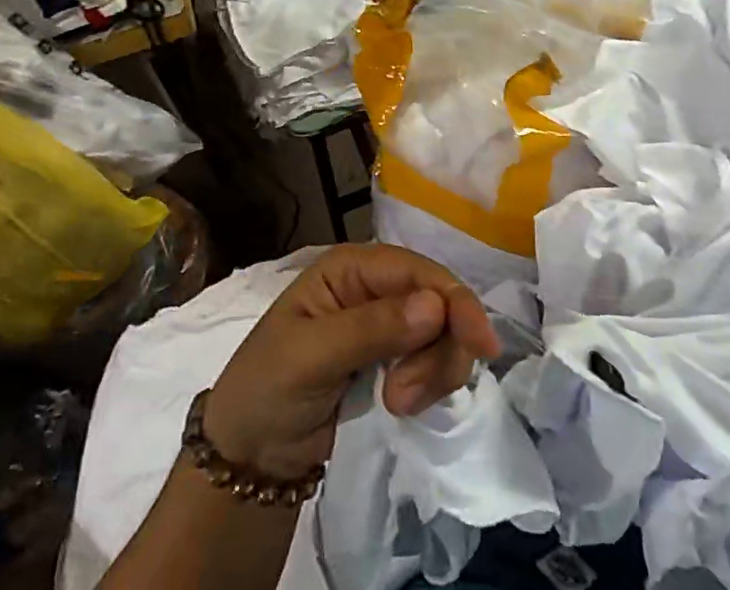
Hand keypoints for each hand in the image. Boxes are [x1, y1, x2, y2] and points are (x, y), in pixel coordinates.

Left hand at [199, 245, 499, 481]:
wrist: (249, 462)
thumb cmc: (264, 394)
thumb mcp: (308, 358)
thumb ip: (371, 329)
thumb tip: (436, 305)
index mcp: (351, 268)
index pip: (418, 271)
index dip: (454, 301)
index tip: (480, 344)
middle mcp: (378, 286)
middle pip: (442, 300)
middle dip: (440, 348)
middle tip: (408, 396)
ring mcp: (391, 323)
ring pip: (447, 332)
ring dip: (436, 371)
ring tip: (399, 405)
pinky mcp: (400, 358)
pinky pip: (439, 359)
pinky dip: (434, 383)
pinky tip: (405, 406)